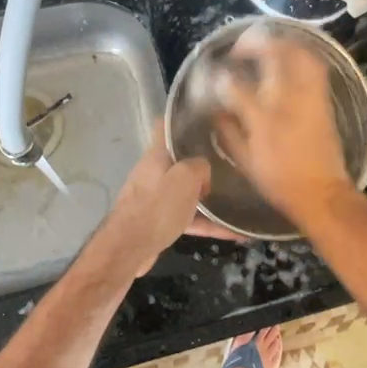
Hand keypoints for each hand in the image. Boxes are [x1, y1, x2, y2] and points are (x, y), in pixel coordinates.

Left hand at [92, 123, 237, 276]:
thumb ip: (199, 166)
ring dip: (208, 198)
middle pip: (179, 162)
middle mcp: (153, 173)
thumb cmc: (157, 206)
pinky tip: (233, 233)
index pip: (164, 126)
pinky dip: (207, 224)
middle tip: (229, 164)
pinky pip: (187, 218)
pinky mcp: (158, 222)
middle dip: (202, 163)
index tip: (204, 120)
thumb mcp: (186, 178)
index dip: (181, 119)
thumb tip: (203, 170)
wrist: (130, 248)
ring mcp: (154, 198)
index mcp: (156, 155)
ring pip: (185, 193)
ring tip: (236, 202)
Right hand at [212, 30, 356, 227]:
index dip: (221, 77)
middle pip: (273, 58)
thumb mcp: (245, 161)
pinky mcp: (323, 99)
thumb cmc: (280, 181)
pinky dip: (300, 53)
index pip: (237, 87)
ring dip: (280, 42)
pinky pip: (315, 65)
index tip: (213, 74)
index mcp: (263, 120)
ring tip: (264, 43)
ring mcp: (309, 98)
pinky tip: (288, 54)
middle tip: (239, 47)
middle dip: (253, 44)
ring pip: (299, 55)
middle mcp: (288, 102)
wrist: (322, 193)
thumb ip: (227, 132)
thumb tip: (215, 110)